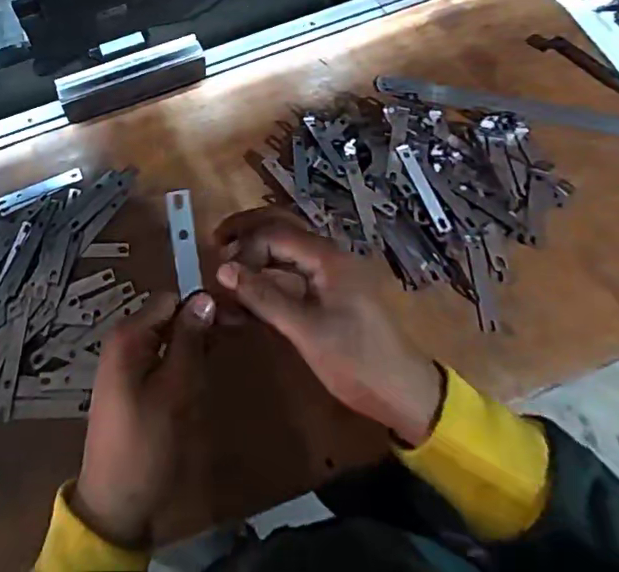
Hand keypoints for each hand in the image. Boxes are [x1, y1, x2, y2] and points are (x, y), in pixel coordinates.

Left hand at [70, 291, 215, 547]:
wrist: (116, 503)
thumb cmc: (146, 444)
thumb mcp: (176, 389)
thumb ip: (190, 340)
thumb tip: (205, 298)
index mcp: (128, 335)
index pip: (171, 300)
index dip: (200, 306)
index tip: (231, 320)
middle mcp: (123, 341)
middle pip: (168, 317)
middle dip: (198, 326)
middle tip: (234, 339)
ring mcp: (125, 364)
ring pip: (166, 339)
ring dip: (192, 346)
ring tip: (222, 358)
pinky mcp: (131, 385)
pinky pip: (160, 360)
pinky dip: (181, 363)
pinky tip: (201, 377)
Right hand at [211, 210, 443, 446]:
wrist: (404, 393)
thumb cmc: (357, 360)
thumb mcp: (306, 331)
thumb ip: (264, 297)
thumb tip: (222, 269)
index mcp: (327, 257)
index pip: (275, 232)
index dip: (244, 247)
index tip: (222, 275)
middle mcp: (328, 255)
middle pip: (281, 226)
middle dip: (246, 231)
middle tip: (215, 243)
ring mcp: (329, 273)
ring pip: (285, 248)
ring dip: (255, 253)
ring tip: (226, 270)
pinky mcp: (328, 293)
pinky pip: (291, 272)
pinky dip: (267, 277)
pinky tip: (247, 297)